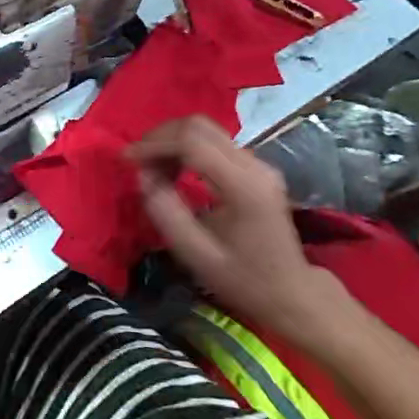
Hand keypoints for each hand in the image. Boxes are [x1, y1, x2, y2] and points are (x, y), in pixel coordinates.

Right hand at [129, 117, 349, 334]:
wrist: (291, 292)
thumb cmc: (243, 280)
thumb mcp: (196, 255)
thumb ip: (166, 213)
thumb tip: (143, 176)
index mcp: (242, 186)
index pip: (192, 142)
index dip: (154, 145)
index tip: (127, 159)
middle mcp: (254, 165)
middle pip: (199, 126)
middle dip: (161, 137)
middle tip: (137, 161)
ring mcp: (259, 164)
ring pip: (206, 130)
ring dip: (173, 142)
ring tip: (152, 168)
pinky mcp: (257, 168)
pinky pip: (215, 143)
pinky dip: (188, 148)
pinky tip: (174, 170)